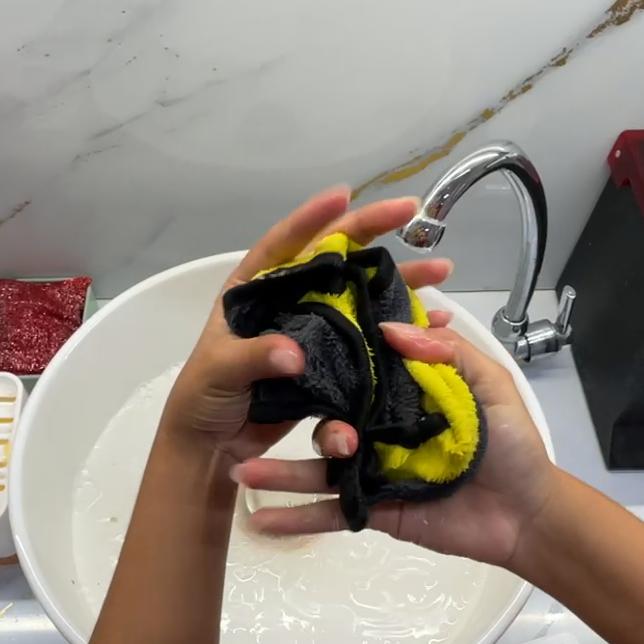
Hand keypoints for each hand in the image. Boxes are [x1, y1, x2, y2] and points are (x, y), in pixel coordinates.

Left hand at [161, 186, 453, 464]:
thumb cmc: (203, 398)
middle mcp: (287, 304)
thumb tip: (296, 355)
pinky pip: (367, 345)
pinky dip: (398, 337)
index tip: (344, 195)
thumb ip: (253, 358)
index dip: (312, 219)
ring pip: (360, 300)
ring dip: (400, 286)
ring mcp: (311, 333)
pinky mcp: (328, 367)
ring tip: (440, 271)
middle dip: (373, 237)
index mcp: (253, 293)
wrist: (213, 448)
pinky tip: (432, 328)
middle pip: (334, 262)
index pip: (283, 246)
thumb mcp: (220, 370)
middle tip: (412, 211)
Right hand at [232, 323, 556, 568]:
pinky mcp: (372, 509)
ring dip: (278, 472)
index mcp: (402, 393)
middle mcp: (378, 428)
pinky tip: (261, 520)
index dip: (326, 357)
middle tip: (260, 418)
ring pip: (317, 467)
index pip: (357, 372)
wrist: (526, 514)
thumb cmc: (512, 445)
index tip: (287, 342)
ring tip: (241, 474)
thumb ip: (447, 354)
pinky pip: (330, 512)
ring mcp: (371, 470)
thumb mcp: (489, 386)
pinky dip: (296, 518)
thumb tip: (391, 329)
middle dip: (290, 420)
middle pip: (326, 420)